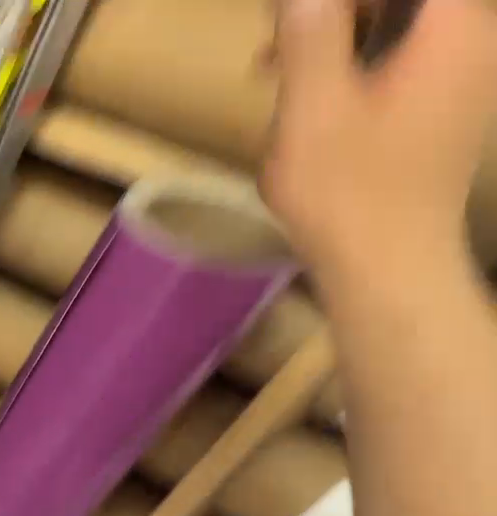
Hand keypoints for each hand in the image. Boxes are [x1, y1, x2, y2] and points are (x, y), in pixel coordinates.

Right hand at [262, 0, 496, 286]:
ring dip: (344, 39)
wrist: (388, 256)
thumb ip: (312, 40)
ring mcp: (468, 76)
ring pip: (406, 30)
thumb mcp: (313, 111)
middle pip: (408, 4)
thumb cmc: (346, 187)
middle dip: (339, 15)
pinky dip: (360, 66)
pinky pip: (409, 61)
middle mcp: (476, 41)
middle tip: (274, 44)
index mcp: (453, 29)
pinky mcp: (449, 108)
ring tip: (283, 74)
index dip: (337, 1)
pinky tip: (319, 101)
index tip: (285, 16)